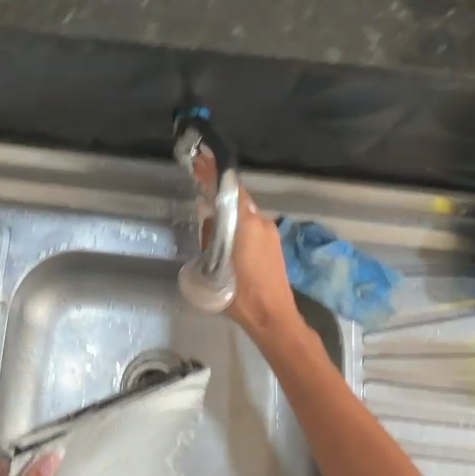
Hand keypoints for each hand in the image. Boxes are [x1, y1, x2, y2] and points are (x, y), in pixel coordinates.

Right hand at [192, 152, 302, 342]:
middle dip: (221, 187)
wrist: (273, 317)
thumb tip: (210, 221)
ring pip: (246, 211)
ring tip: (210, 204)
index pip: (230, 189)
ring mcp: (270, 233)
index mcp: (246, 225)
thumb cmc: (241, 294)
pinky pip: (252, 224)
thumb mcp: (215, 266)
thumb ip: (211, 238)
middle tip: (201, 175)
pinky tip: (226, 229)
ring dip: (230, 206)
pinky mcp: (273, 244)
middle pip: (239, 197)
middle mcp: (261, 222)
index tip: (202, 158)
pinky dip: (238, 220)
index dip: (214, 173)